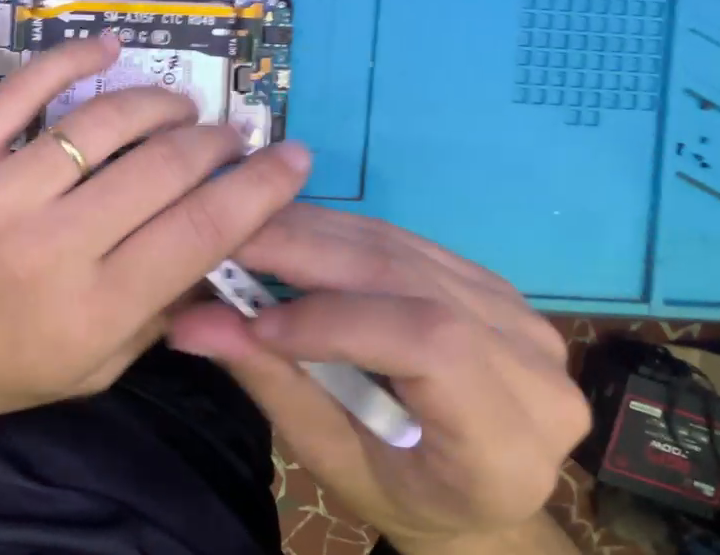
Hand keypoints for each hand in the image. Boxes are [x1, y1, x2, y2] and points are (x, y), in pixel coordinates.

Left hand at [0, 35, 313, 432]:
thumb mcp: (86, 371)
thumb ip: (155, 315)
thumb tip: (214, 250)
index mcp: (94, 308)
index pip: (200, 233)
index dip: (258, 190)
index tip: (291, 159)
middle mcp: (52, 245)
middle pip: (161, 169)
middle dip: (213, 143)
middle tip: (230, 135)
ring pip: (100, 124)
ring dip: (156, 103)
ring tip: (179, 106)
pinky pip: (20, 93)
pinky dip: (69, 61)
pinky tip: (107, 48)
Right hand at [167, 207, 589, 553]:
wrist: (469, 491)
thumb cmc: (396, 490)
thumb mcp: (330, 457)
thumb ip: (272, 383)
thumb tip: (187, 321)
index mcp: (508, 439)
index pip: (432, 346)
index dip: (337, 320)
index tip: (254, 320)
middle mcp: (532, 365)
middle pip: (406, 278)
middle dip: (302, 253)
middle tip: (221, 242)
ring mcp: (516, 313)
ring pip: (395, 245)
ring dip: (306, 230)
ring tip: (238, 229)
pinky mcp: (486, 281)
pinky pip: (398, 238)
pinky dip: (329, 229)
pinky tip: (282, 229)